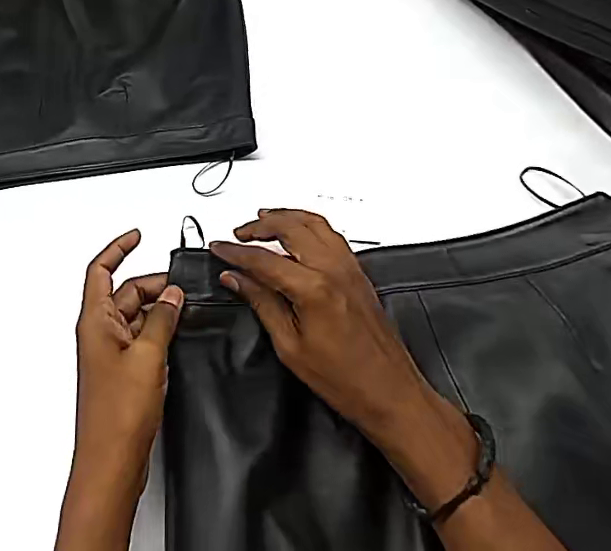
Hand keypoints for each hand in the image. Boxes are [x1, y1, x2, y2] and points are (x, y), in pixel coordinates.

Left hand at [57, 230, 182, 550]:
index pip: (101, 269)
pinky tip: (176, 336)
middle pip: (124, 291)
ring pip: (135, 314)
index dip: (118, 248)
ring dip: (158, 308)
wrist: (111, 463)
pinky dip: (158, 330)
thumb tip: (172, 295)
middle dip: (152, 284)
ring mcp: (111, 353)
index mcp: (95, 321)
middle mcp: (100, 333)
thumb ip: (162, 319)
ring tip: (183, 309)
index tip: (136, 235)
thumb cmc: (116, 417)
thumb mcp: (147, 355)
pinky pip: (141, 337)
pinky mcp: (123, 371)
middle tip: (179, 285)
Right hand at [209, 210, 439, 442]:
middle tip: (239, 233)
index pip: (263, 258)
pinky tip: (298, 231)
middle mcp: (334, 270)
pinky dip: (307, 224)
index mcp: (314, 289)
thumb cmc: (348, 380)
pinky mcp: (358, 272)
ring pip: (312, 221)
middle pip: (289, 227)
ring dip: (285, 217)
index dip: (235, 252)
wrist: (391, 394)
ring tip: (264, 221)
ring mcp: (349, 268)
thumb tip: (237, 279)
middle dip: (259, 226)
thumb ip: (261, 303)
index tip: (219, 248)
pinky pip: (330, 232)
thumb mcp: (290, 346)